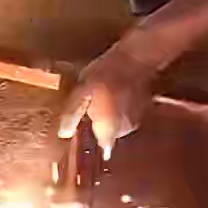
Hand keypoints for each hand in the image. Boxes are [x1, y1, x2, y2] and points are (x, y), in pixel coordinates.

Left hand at [56, 40, 163, 159]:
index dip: (90, 143)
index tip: (83, 134)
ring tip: (102, 100)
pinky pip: (126, 115)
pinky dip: (121, 109)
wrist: (135, 58)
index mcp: (107, 130)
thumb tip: (63, 134)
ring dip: (110, 118)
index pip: (98, 148)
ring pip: (117, 126)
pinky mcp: (143, 110)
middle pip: (107, 136)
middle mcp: (123, 131)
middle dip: (98, 127)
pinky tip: (115, 95)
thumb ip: (72, 115)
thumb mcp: (81, 92)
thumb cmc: (105, 75)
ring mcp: (136, 121)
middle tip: (89, 110)